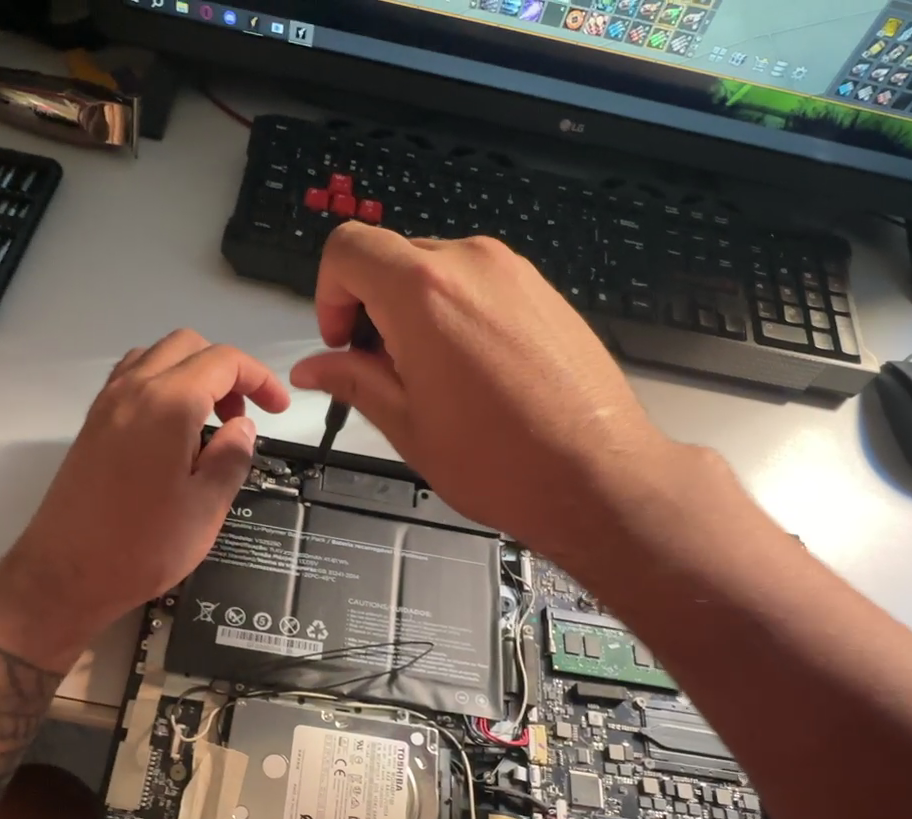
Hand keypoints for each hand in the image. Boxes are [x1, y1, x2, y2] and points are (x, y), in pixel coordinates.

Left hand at [0, 329, 289, 670]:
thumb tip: (242, 428)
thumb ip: (231, 458)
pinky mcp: (92, 425)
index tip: (280, 408)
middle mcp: (133, 390)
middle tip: (243, 418)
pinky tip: (174, 433)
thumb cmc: (141, 547)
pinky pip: (133, 380)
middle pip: (188, 346)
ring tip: (210, 424)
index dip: (259, 378)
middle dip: (226, 371)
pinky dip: (163, 387)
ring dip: (192, 375)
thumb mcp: (205, 508)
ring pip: (157, 357)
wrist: (64, 575)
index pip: (223, 362)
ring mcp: (106, 405)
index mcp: (167, 404)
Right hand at [290, 224, 683, 560]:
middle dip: (370, 306)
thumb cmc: (507, 461)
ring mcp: (513, 274)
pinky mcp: (541, 291)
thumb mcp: (406, 424)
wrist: (596, 477)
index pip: (348, 248)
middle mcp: (471, 266)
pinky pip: (477, 284)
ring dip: (413, 311)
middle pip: (390, 256)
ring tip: (427, 377)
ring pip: (434, 269)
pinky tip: (467, 372)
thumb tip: (316, 368)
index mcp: (423, 294)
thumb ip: (352, 381)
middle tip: (378, 367)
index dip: (329, 294)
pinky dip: (454, 313)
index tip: (340, 340)